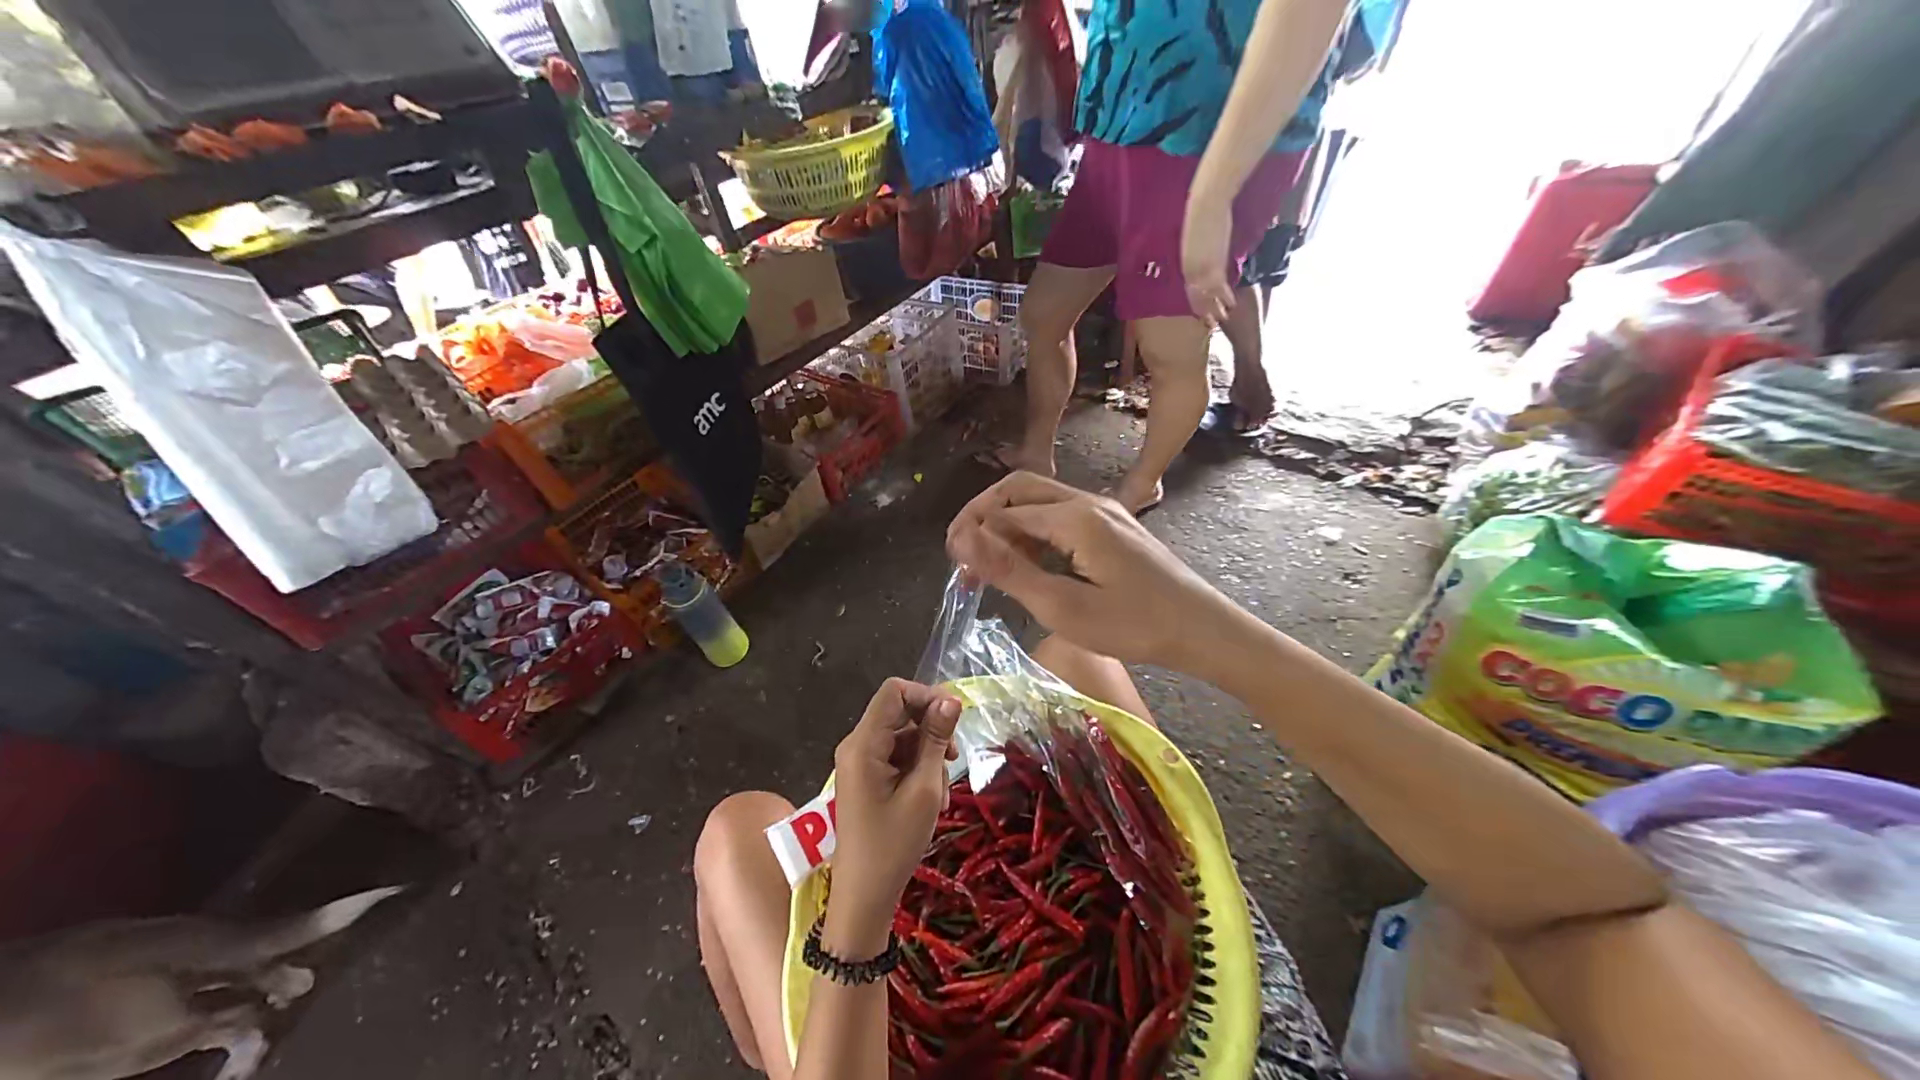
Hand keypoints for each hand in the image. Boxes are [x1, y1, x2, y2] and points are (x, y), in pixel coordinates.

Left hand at [827, 679, 963, 952]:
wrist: (864, 896)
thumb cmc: (894, 844)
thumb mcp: (924, 790)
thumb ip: (936, 740)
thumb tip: (950, 700)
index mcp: (863, 744)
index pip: (894, 692)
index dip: (926, 696)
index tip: (954, 721)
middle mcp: (856, 745)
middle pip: (899, 712)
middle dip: (931, 728)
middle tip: (953, 760)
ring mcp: (859, 762)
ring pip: (901, 735)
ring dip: (928, 753)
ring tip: (943, 789)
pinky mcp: (866, 777)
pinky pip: (895, 756)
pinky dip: (917, 768)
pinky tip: (932, 796)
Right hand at [946, 472, 1244, 671]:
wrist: (1202, 629)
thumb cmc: (1134, 626)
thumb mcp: (1064, 607)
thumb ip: (1010, 570)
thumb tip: (963, 539)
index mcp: (1075, 518)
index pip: (1005, 512)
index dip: (972, 533)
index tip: (953, 564)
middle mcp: (1088, 502)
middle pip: (1020, 489)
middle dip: (984, 514)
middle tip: (962, 551)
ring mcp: (1104, 511)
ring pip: (1040, 500)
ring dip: (1008, 523)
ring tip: (989, 562)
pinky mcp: (1113, 526)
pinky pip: (1061, 515)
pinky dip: (1033, 531)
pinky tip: (1028, 561)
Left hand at [1180, 190, 1234, 327]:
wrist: (1206, 205)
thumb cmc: (1198, 215)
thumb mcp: (1193, 239)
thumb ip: (1197, 252)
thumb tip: (1203, 257)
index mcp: (1183, 264)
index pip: (1189, 289)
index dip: (1195, 303)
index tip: (1199, 313)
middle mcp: (1190, 272)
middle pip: (1197, 298)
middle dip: (1204, 312)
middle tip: (1210, 325)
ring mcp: (1202, 271)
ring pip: (1208, 298)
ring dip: (1216, 310)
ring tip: (1222, 320)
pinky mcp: (1214, 266)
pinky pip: (1220, 288)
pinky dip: (1225, 297)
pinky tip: (1232, 305)